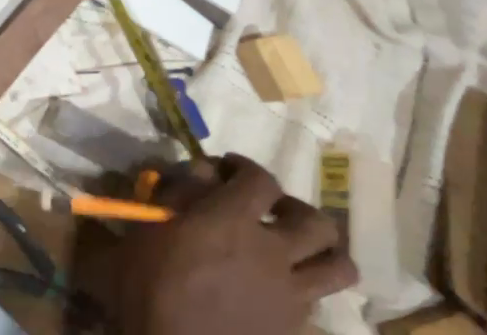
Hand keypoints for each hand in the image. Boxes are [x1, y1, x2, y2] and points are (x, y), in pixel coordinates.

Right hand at [86, 154, 356, 334]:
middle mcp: (272, 250)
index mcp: (230, 220)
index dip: (246, 167)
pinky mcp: (296, 321)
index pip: (259, 180)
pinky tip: (280, 283)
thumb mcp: (146, 227)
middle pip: (316, 222)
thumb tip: (202, 170)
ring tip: (295, 247)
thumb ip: (177, 193)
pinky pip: (322, 297)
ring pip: (340, 265)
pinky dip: (309, 283)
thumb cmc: (148, 280)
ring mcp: (291, 290)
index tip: (227, 167)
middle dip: (294, 208)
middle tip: (269, 209)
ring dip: (322, 250)